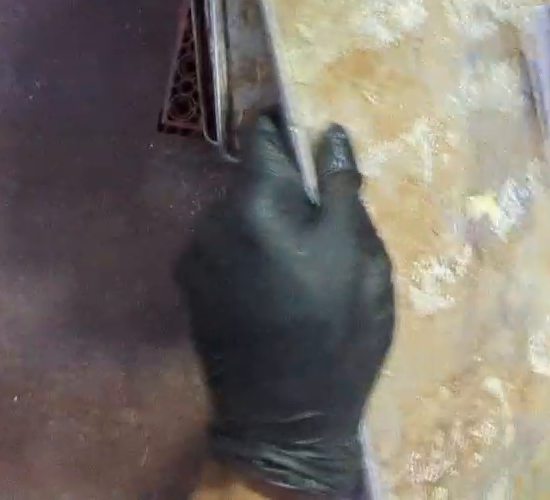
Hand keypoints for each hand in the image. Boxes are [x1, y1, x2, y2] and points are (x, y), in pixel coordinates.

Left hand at [176, 115, 394, 495]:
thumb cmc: (335, 328)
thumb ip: (340, 185)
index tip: (314, 139)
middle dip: (287, 182)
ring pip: (239, 210)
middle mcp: (213, 217)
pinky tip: (275, 280)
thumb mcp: (358, 252)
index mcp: (256, 201)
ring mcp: (195, 254)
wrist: (285, 422)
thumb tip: (331, 133)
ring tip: (301, 254)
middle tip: (324, 213)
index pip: (263, 133)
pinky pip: (225, 242)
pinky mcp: (191, 285)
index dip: (289, 128)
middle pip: (253, 175)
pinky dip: (250, 244)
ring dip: (268, 216)